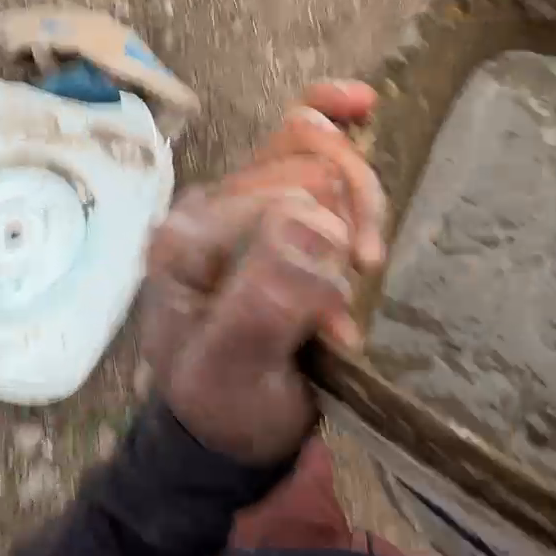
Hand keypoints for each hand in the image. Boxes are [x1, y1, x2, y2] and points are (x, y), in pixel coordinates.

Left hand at [139, 81, 384, 464]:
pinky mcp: (277, 204)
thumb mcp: (234, 370)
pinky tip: (365, 133)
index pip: (282, 192)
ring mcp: (245, 199)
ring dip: (360, 200)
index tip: (346, 307)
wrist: (233, 423)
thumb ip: (266, 302)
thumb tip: (320, 228)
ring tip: (368, 262)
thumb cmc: (224, 403)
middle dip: (350, 209)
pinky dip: (348, 149)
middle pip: (304, 151)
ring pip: (320, 149)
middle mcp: (211, 204)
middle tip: (366, 269)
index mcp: (187, 236)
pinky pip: (319, 150)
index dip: (329, 237)